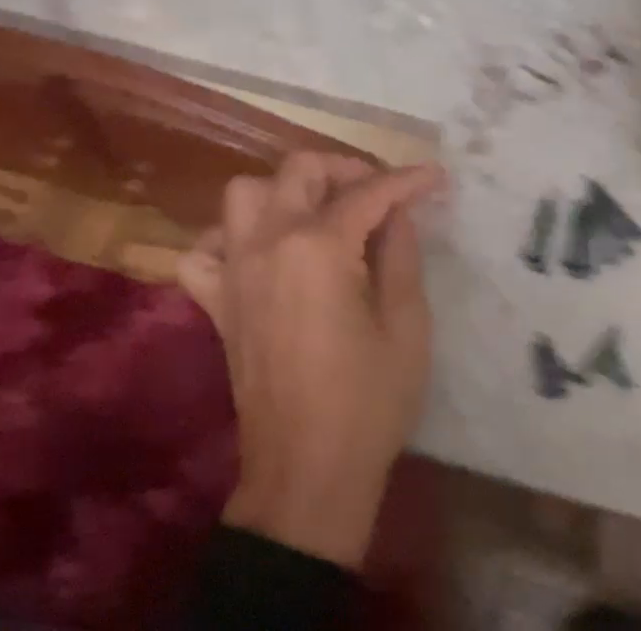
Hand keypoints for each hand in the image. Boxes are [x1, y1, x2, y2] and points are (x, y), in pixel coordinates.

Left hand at [177, 153, 445, 567]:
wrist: (308, 473)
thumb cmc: (369, 402)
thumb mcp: (407, 325)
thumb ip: (402, 255)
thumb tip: (396, 213)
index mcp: (318, 247)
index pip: (368, 193)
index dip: (407, 180)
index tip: (435, 178)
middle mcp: (267, 244)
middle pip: (299, 171)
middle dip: (346, 169)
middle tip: (381, 193)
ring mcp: (234, 272)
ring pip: (244, 195)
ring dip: (285, 192)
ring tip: (321, 214)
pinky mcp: (216, 304)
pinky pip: (205, 251)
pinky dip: (230, 239)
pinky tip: (262, 254)